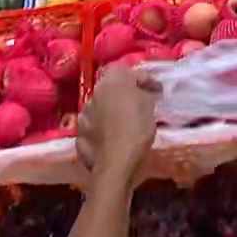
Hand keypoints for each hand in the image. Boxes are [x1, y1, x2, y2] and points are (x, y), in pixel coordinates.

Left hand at [76, 64, 158, 185]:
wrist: (115, 163)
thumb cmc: (137, 128)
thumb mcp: (149, 106)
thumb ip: (146, 93)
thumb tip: (144, 92)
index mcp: (114, 79)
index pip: (135, 73)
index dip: (148, 80)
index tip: (158, 91)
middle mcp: (96, 91)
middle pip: (114, 87)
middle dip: (126, 92)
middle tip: (140, 101)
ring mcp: (84, 112)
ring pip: (102, 105)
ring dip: (112, 108)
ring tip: (124, 120)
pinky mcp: (79, 132)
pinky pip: (95, 123)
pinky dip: (103, 125)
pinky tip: (112, 134)